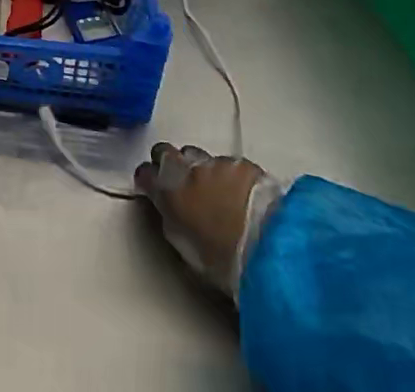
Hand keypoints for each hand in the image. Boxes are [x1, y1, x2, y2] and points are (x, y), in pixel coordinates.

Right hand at [133, 143, 282, 296]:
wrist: (268, 245)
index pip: (146, 174)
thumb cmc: (226, 261)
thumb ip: (173, 223)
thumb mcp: (187, 250)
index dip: (146, 178)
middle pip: (168, 153)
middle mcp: (189, 172)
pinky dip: (226, 173)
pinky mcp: (241, 163)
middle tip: (175, 175)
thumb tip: (172, 213)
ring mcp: (216, 164)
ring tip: (211, 188)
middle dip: (168, 160)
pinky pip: (226, 162)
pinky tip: (237, 191)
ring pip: (198, 156)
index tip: (148, 181)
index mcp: (170, 195)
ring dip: (200, 168)